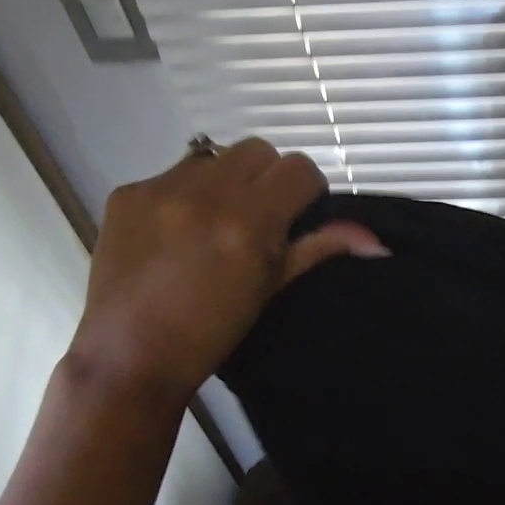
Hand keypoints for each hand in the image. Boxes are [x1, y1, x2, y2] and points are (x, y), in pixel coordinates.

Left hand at [67, 138, 385, 406]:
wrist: (132, 355)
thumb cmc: (213, 332)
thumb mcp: (273, 288)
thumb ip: (319, 249)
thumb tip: (376, 242)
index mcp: (249, 221)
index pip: (299, 169)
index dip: (308, 190)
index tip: (300, 216)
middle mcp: (205, 192)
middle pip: (258, 150)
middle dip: (268, 178)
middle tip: (261, 218)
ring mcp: (160, 188)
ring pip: (213, 157)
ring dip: (226, 182)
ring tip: (215, 225)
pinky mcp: (127, 192)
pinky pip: (172, 175)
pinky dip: (185, 196)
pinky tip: (176, 235)